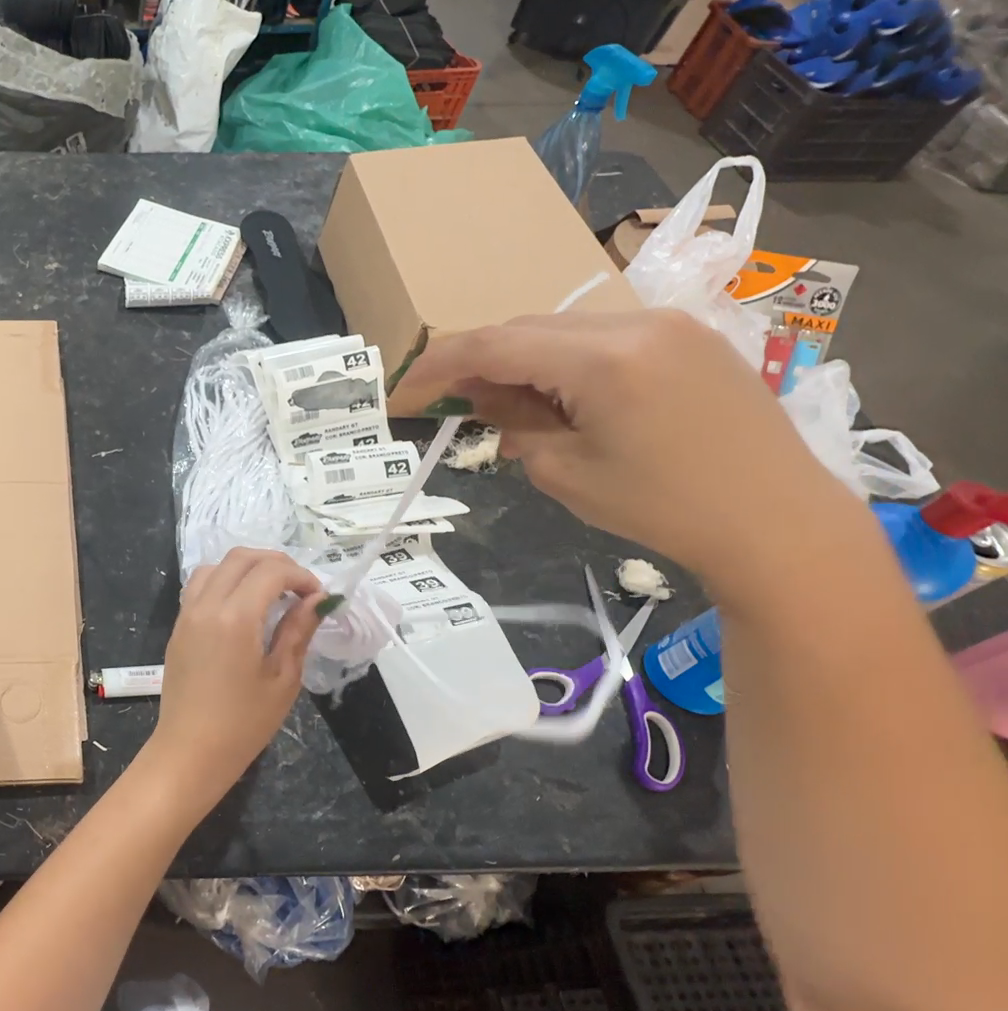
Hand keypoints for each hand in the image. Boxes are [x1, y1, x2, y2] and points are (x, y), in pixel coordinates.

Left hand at [145, 549, 321, 797]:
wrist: (191, 750)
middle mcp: (206, 605)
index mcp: (235, 617)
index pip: (271, 571)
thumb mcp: (282, 678)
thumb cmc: (244, 722)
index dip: (300, 576)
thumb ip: (298, 631)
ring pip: (215, 566)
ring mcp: (186, 614)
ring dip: (246, 568)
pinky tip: (243, 605)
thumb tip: (317, 600)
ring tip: (271, 592)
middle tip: (300, 587)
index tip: (318, 597)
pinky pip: (199, 586)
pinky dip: (224, 581)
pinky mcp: (178, 627)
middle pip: (240, 558)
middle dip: (275, 563)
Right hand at [416, 309, 854, 578]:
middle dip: (476, 363)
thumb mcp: (564, 471)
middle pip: (525, 328)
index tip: (402, 395)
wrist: (776, 520)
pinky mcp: (689, 337)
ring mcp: (669, 324)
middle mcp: (635, 323)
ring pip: (562, 329)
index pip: (492, 345)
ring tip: (501, 406)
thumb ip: (513, 422)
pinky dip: (562, 361)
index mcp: (602, 359)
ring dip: (519, 361)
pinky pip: (602, 336)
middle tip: (446, 405)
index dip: (436, 366)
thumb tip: (478, 398)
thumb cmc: (662, 507)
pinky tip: (557, 397)